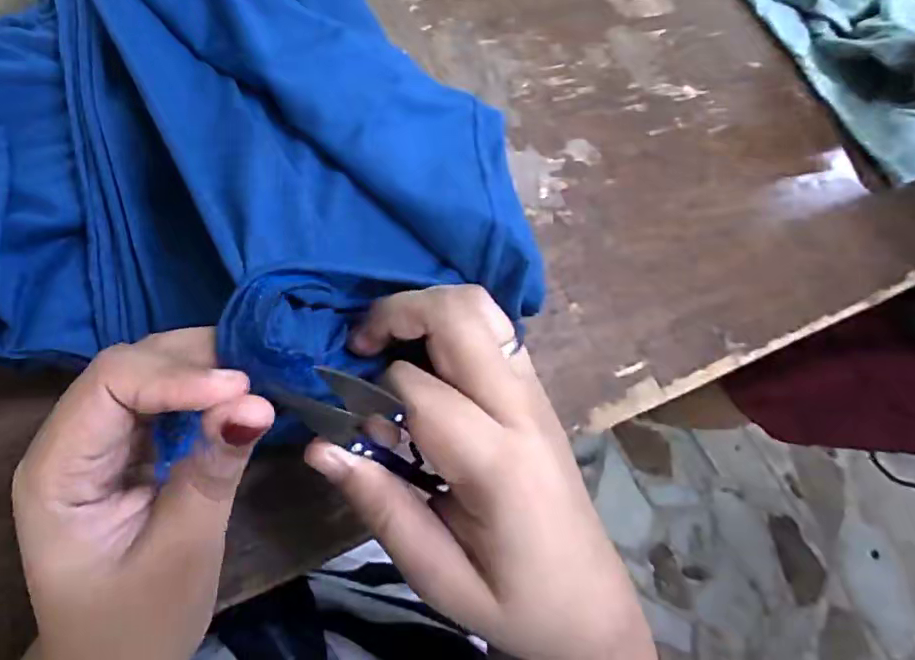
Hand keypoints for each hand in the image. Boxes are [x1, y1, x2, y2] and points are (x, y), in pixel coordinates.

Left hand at [13, 329, 274, 659]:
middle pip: (125, 366)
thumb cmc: (136, 627)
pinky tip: (230, 390)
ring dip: (198, 364)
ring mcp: (93, 436)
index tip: (238, 385)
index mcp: (55, 470)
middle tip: (254, 372)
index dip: (173, 375)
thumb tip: (256, 403)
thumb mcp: (181, 556)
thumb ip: (212, 473)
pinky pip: (159, 392)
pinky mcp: (121, 440)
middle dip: (190, 361)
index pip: (109, 384)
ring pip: (144, 368)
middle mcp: (66, 438)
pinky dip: (198, 384)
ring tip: (249, 375)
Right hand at [303, 286, 654, 659]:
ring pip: (478, 304)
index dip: (371, 394)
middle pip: (458, 314)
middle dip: (396, 313)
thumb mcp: (439, 577)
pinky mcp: (533, 385)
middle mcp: (520, 408)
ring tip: (389, 343)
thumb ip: (380, 507)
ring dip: (423, 308)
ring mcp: (533, 389)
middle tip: (360, 347)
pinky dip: (447, 319)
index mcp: (499, 464)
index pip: (420, 390)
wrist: (595, 610)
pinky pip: (489, 323)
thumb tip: (319, 447)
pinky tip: (424, 355)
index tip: (355, 426)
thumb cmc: (515, 603)